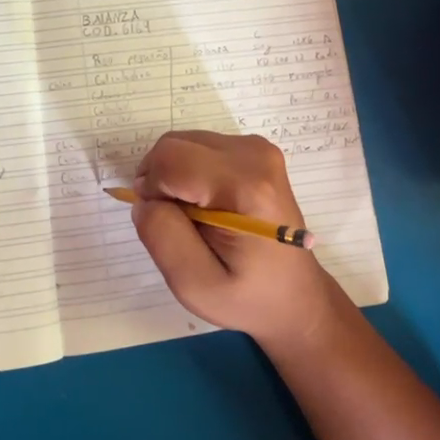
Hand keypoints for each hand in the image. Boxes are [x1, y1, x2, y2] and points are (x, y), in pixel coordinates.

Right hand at [129, 130, 344, 347]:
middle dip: (160, 180)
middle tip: (174, 222)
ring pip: (184, 143)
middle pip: (175, 145)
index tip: (164, 223)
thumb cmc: (247, 296)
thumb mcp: (194, 284)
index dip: (152, 189)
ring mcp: (258, 148)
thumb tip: (145, 197)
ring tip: (193, 216)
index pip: (171, 159)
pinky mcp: (255, 150)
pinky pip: (199, 147)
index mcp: (246, 187)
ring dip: (174, 176)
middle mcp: (255, 155)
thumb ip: (162, 236)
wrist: (294, 295)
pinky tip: (206, 204)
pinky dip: (189, 172)